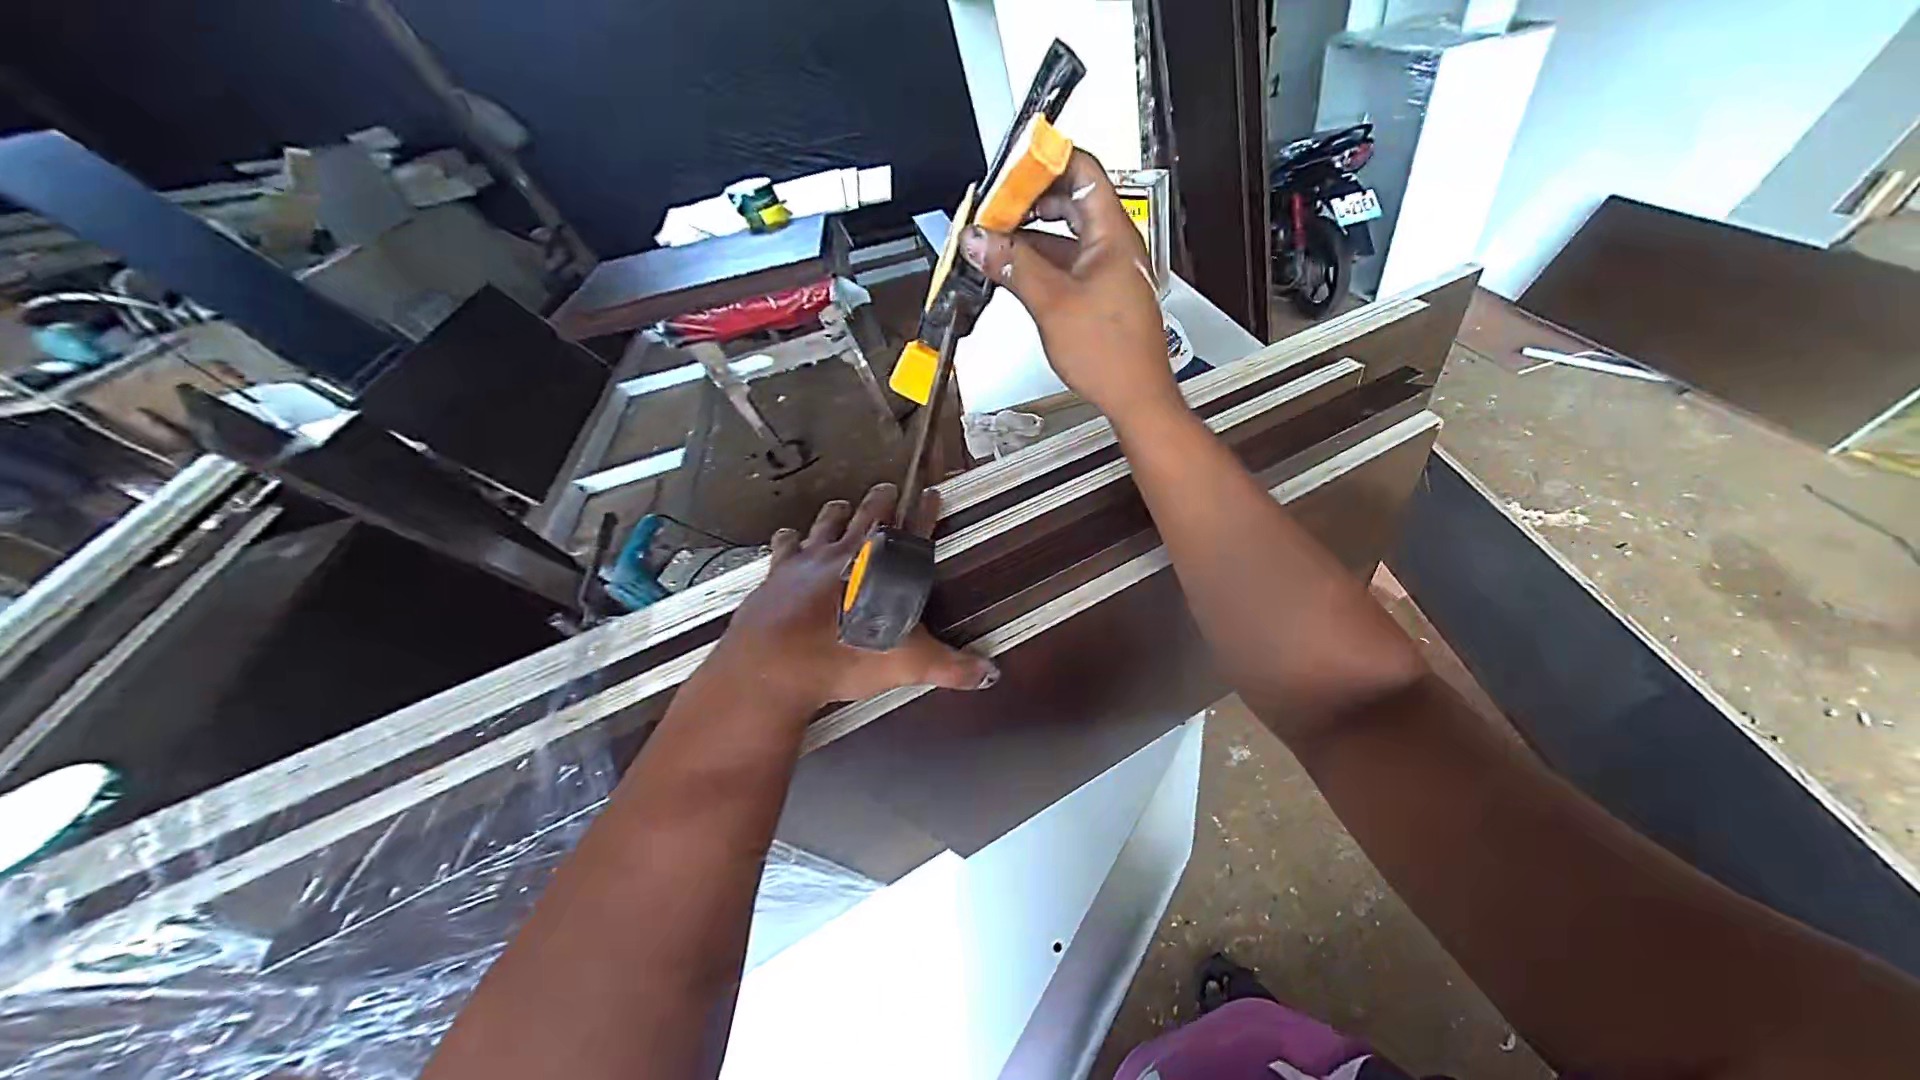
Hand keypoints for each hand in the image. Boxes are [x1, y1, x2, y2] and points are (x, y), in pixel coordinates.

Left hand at [707, 483, 999, 711]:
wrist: (774, 664)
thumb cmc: (841, 658)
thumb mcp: (906, 665)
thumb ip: (949, 667)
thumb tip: (987, 674)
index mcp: (881, 570)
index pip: (913, 533)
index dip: (926, 512)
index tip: (932, 494)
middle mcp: (847, 554)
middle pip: (869, 516)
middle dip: (881, 500)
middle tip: (887, 488)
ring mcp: (809, 559)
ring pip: (827, 523)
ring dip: (837, 512)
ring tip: (842, 505)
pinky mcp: (778, 572)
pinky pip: (785, 545)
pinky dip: (789, 538)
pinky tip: (788, 536)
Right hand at [959, 148, 1179, 424]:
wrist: (1134, 396)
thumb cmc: (1112, 355)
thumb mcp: (1052, 303)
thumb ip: (1013, 266)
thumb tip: (981, 240)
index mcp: (1113, 235)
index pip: (1082, 171)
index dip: (1046, 162)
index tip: (1013, 169)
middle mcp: (1114, 247)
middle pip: (1070, 202)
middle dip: (1029, 203)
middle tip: (995, 211)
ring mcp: (1107, 271)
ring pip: (1064, 237)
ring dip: (1029, 237)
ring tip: (995, 244)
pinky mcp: (1098, 294)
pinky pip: (1065, 265)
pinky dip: (1038, 263)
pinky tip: (1014, 273)